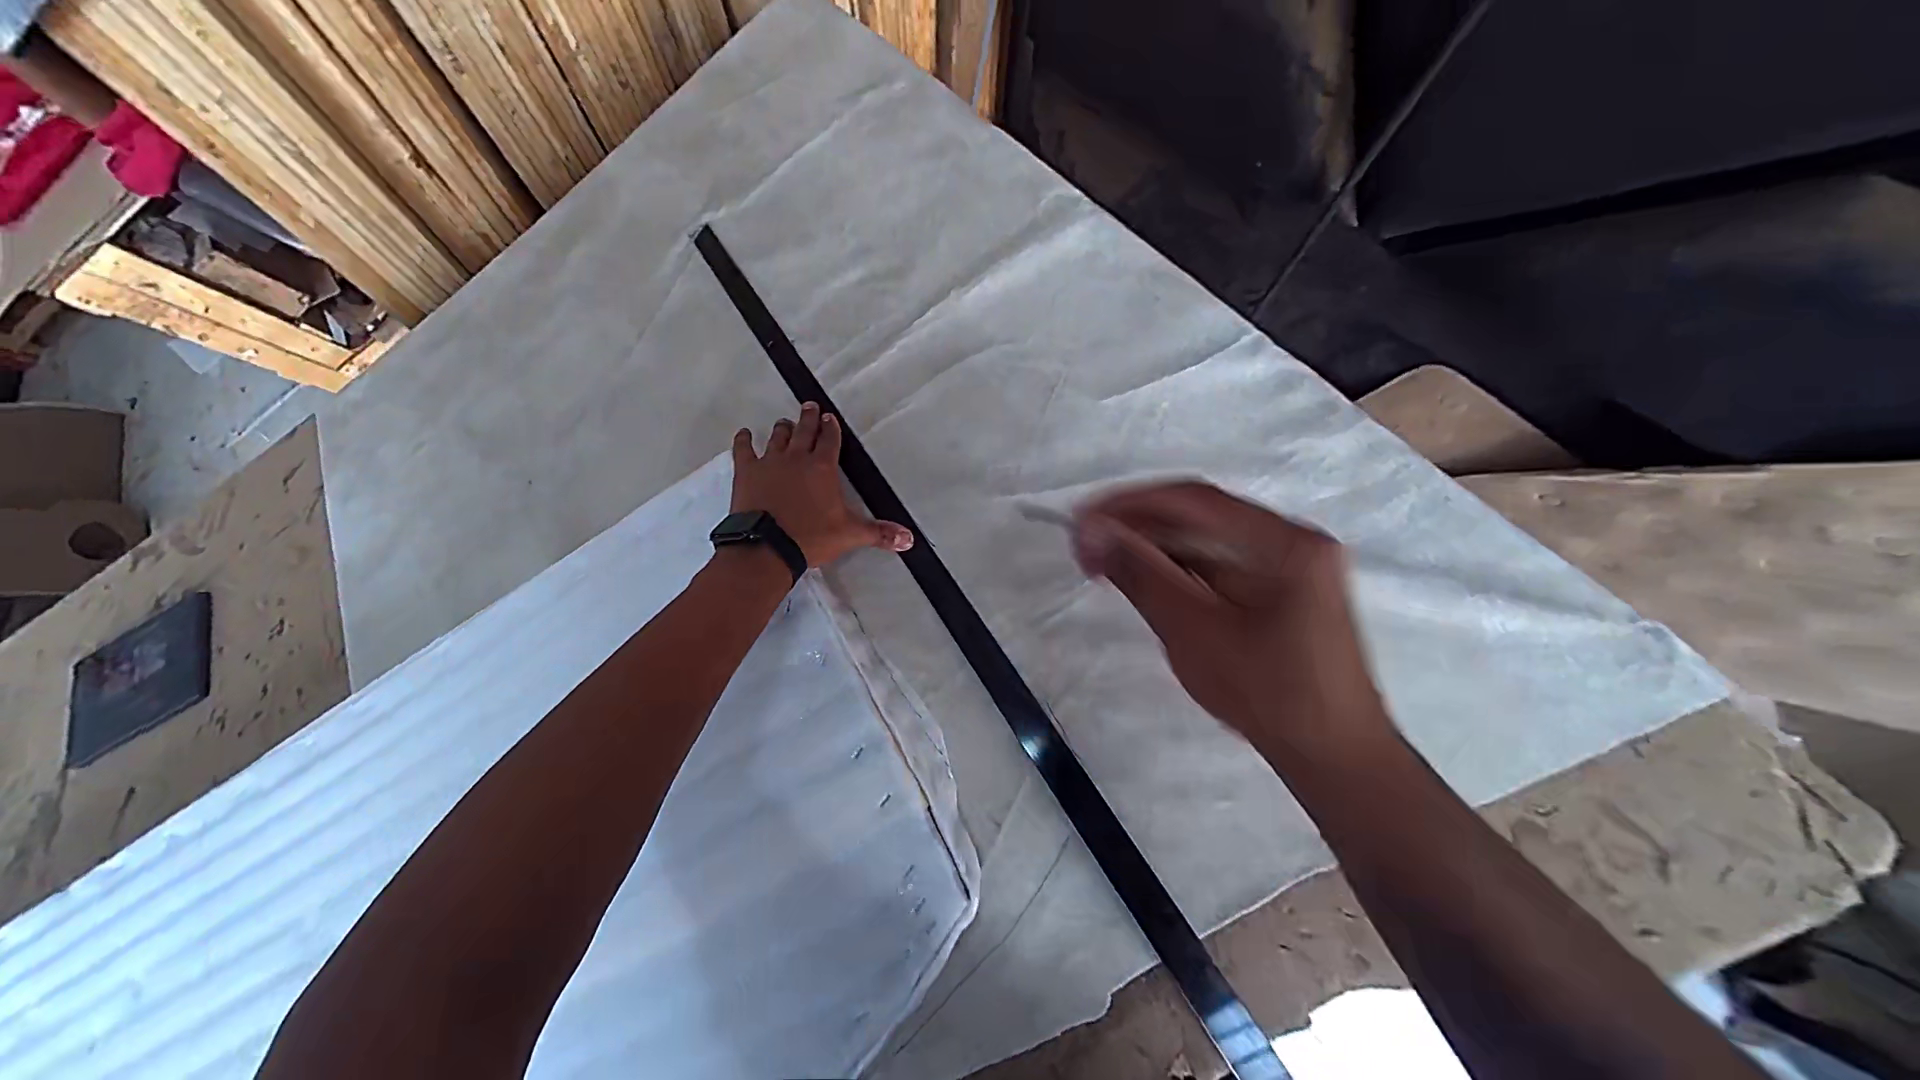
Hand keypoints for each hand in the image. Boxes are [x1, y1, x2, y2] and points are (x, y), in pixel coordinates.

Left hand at [731, 403, 913, 567]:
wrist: (768, 547)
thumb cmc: (811, 537)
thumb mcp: (849, 535)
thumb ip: (879, 533)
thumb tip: (908, 539)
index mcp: (823, 468)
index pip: (830, 441)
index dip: (831, 428)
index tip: (830, 418)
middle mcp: (797, 458)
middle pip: (804, 431)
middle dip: (809, 418)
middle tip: (810, 406)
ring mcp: (770, 462)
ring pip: (778, 437)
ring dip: (783, 428)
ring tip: (786, 422)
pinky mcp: (746, 472)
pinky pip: (744, 449)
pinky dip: (744, 440)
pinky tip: (745, 434)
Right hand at [1073, 481, 1392, 763]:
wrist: (1334, 756)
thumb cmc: (1270, 697)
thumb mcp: (1194, 633)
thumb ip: (1141, 576)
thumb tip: (1093, 532)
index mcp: (1284, 542)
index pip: (1192, 500)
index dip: (1128, 504)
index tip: (1081, 520)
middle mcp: (1290, 540)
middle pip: (1199, 516)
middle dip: (1136, 527)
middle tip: (1084, 547)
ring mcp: (1287, 564)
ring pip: (1204, 540)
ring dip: (1152, 548)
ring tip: (1102, 563)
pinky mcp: (1278, 588)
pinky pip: (1217, 564)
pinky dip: (1176, 569)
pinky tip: (1142, 579)